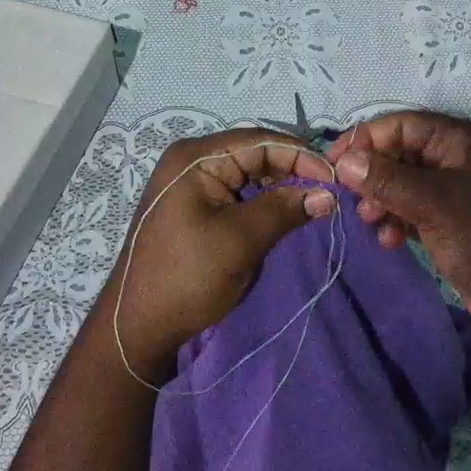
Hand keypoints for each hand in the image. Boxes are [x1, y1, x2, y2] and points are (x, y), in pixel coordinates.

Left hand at [102, 129, 335, 382]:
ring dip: (279, 185)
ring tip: (312, 201)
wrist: (136, 329)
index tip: (335, 179)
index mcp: (195, 158)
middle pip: (253, 152)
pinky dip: (262, 199)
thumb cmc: (187, 278)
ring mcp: (188, 182)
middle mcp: (189, 160)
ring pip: (247, 172)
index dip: (300, 155)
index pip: (260, 141)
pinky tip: (284, 212)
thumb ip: (284, 209)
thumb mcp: (241, 241)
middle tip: (328, 191)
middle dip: (292, 168)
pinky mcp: (191, 205)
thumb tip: (327, 194)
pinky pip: (235, 190)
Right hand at [327, 112, 470, 340]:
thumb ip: (387, 178)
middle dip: (374, 174)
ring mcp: (458, 191)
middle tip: (353, 202)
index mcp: (462, 139)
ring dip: (383, 200)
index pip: (402, 124)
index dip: (365, 139)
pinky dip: (398, 220)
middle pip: (401, 152)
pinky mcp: (455, 221)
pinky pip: (415, 209)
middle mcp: (460, 157)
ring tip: (373, 224)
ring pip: (404, 183)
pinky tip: (391, 241)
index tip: (333, 164)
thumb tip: (344, 160)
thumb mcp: (434, 204)